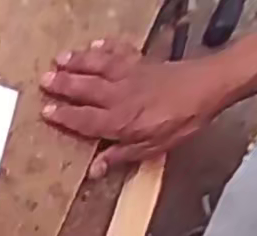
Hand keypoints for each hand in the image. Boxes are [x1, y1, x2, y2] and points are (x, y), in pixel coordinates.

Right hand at [41, 39, 235, 177]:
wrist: (213, 85)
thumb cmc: (182, 120)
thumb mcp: (151, 148)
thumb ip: (120, 156)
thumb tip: (94, 170)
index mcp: (120, 120)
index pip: (84, 119)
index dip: (64, 116)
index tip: (45, 110)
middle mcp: (121, 95)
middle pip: (86, 88)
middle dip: (64, 84)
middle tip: (44, 79)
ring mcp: (132, 75)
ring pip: (100, 66)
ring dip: (79, 62)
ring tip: (60, 58)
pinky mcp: (144, 62)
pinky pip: (122, 52)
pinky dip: (107, 47)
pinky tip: (95, 45)